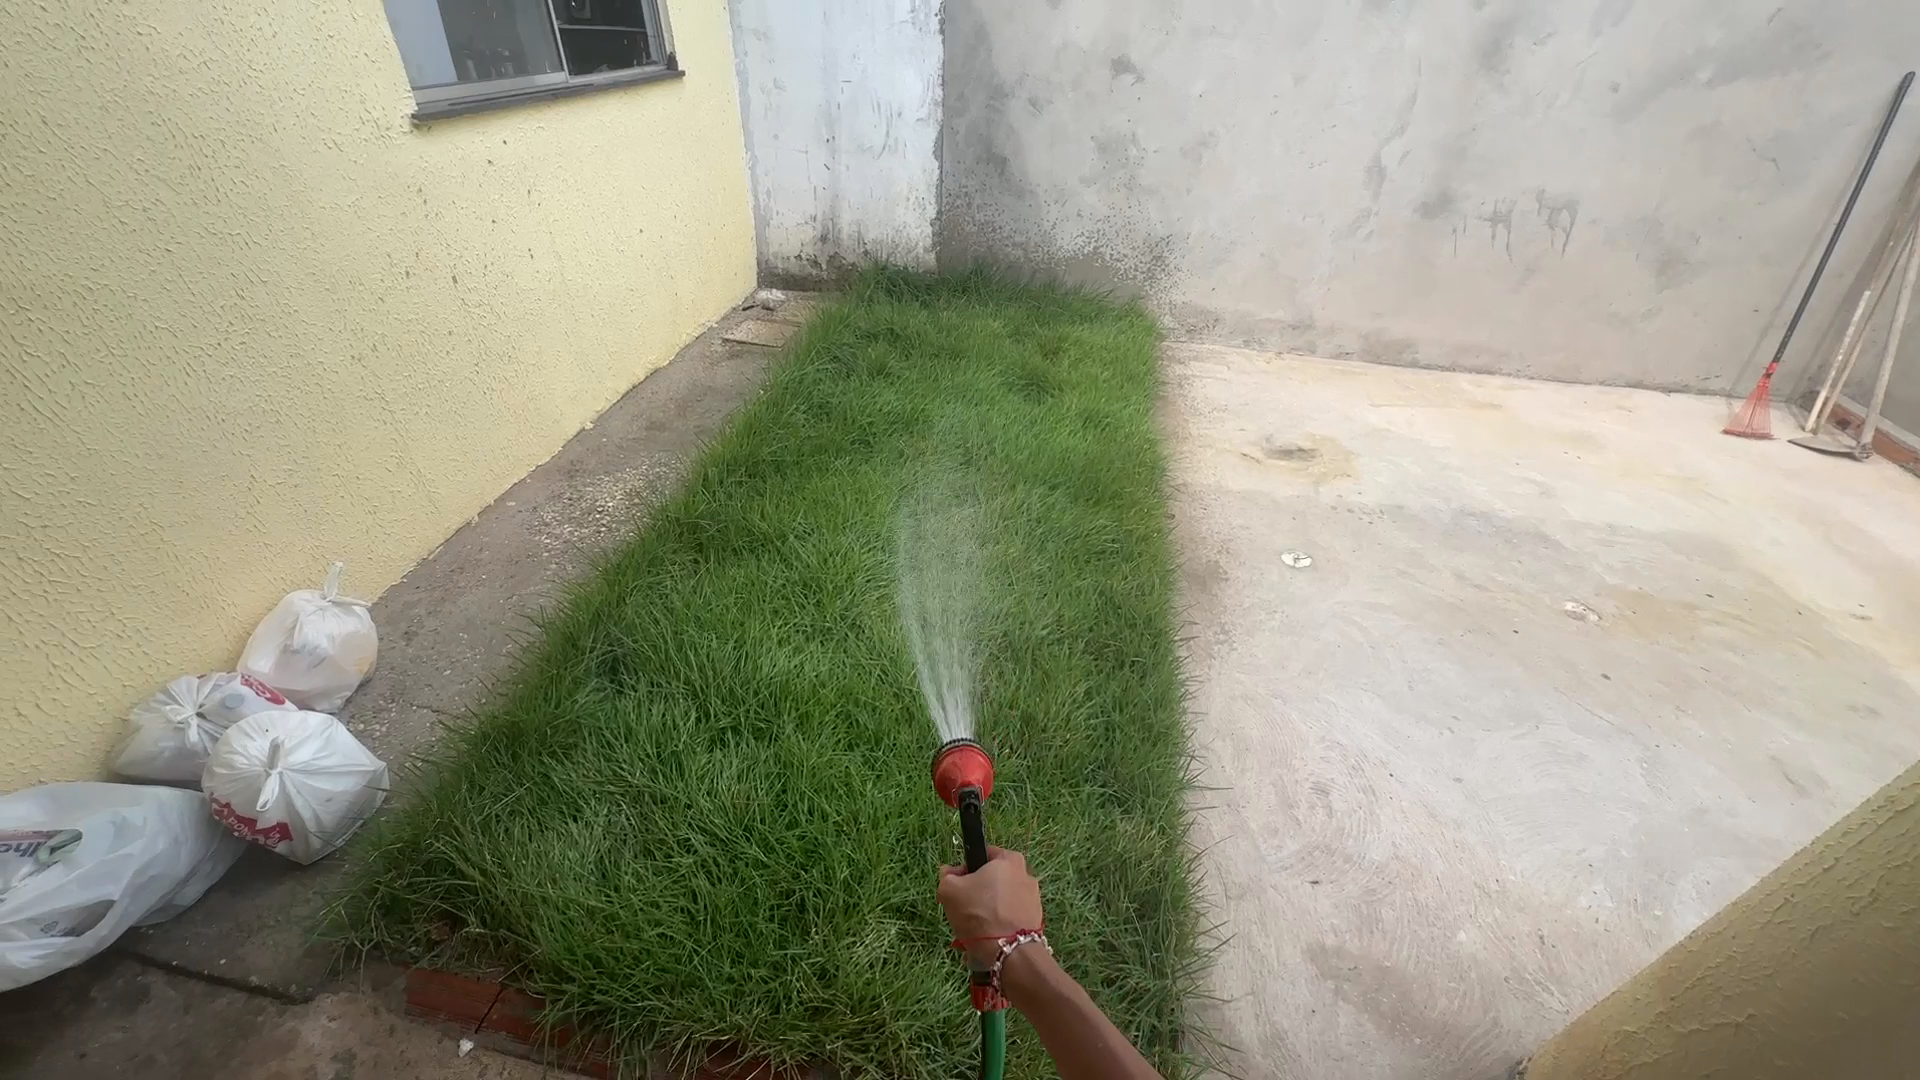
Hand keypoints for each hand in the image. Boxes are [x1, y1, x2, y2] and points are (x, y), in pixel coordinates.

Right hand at [937, 846, 1044, 965]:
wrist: (1010, 953)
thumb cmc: (979, 913)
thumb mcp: (949, 891)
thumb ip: (946, 876)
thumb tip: (949, 873)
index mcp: (1009, 858)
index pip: (981, 857)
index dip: (964, 871)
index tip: (956, 888)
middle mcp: (1026, 874)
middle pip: (992, 881)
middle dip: (977, 895)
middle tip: (964, 911)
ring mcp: (1033, 898)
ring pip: (1000, 901)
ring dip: (987, 912)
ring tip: (974, 930)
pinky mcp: (1036, 920)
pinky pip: (1010, 918)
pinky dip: (999, 926)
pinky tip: (988, 939)